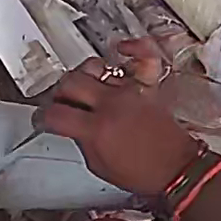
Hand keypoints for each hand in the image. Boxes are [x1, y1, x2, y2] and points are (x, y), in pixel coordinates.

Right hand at [33, 38, 201, 195]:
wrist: (178, 170)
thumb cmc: (142, 173)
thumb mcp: (98, 165)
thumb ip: (81, 140)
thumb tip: (72, 126)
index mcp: (97, 129)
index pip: (55, 114)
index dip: (42, 117)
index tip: (44, 119)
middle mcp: (111, 105)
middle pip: (69, 83)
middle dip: (58, 94)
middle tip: (62, 104)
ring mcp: (130, 92)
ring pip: (94, 67)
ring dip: (81, 75)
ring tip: (83, 87)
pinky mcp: (147, 87)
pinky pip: (144, 56)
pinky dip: (133, 48)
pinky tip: (120, 50)